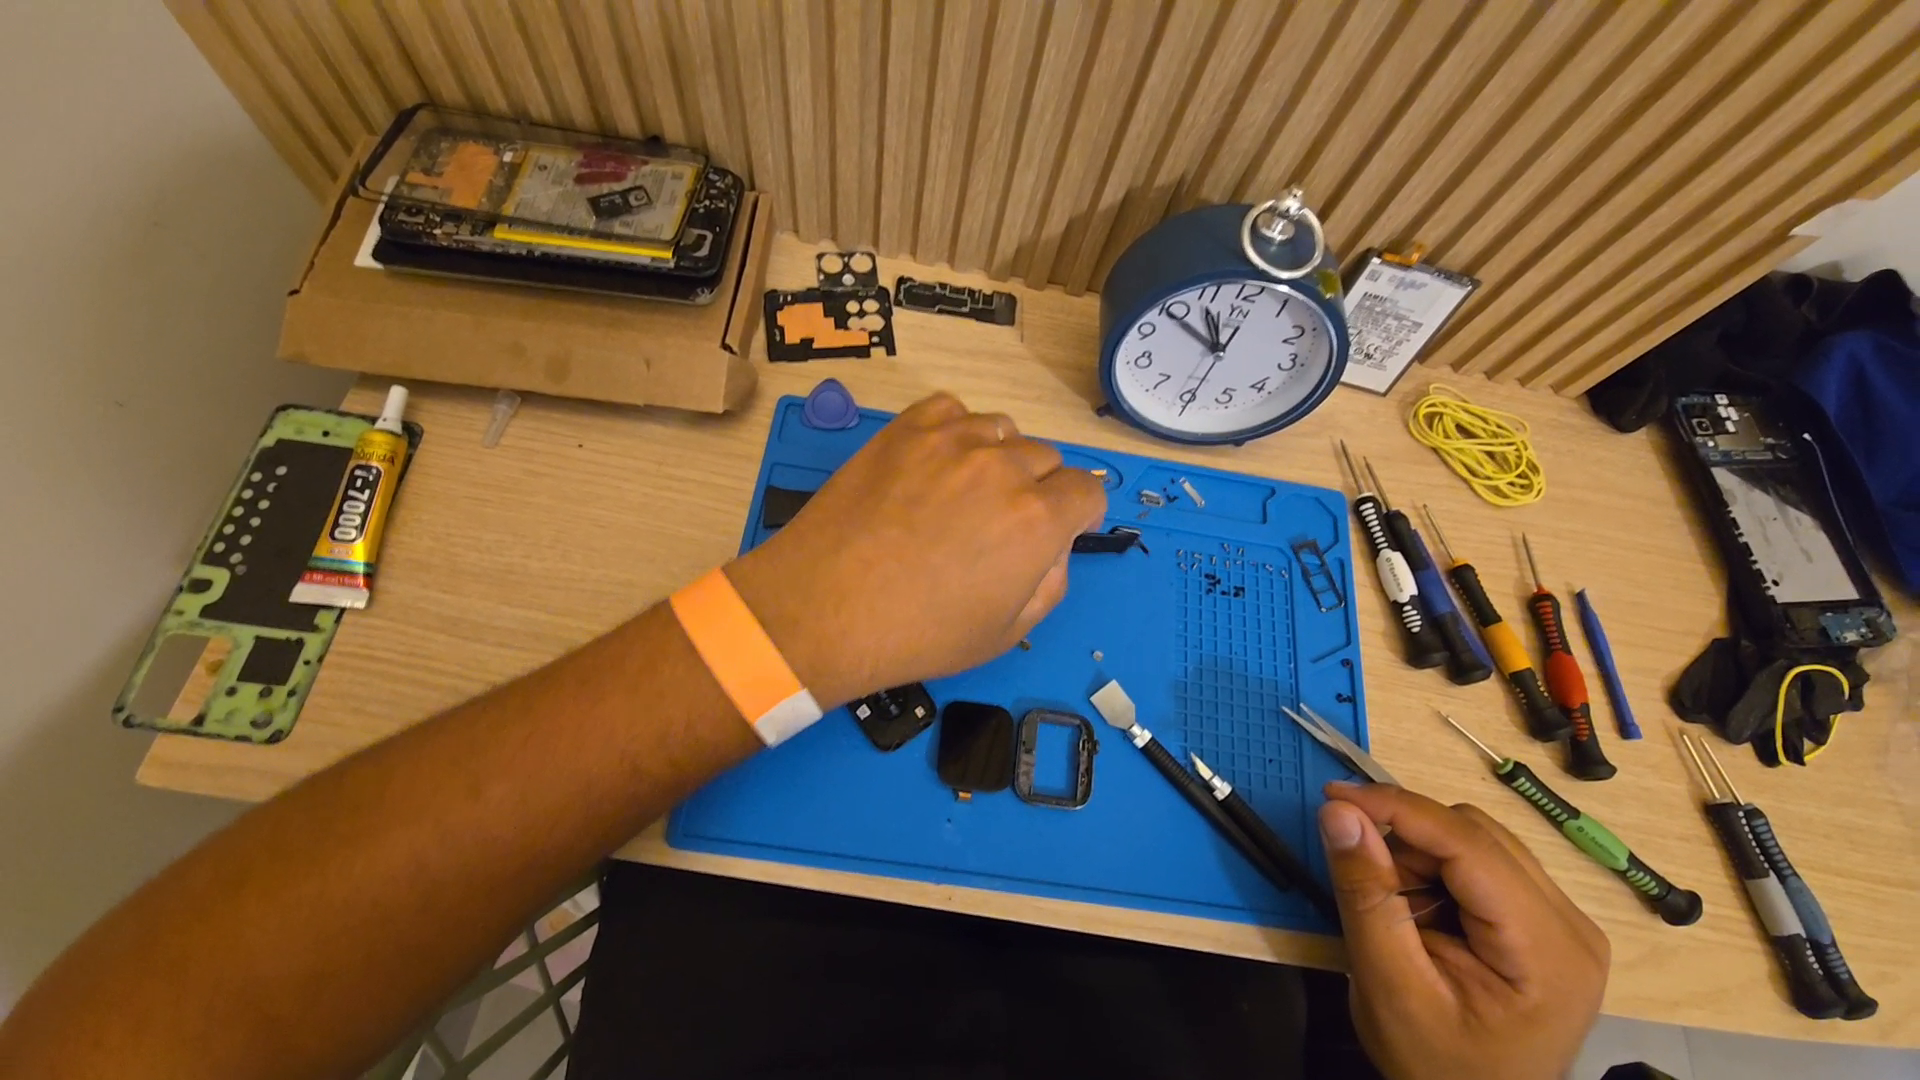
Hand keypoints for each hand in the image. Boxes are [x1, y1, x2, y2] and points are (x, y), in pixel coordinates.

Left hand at [726, 392, 1106, 706]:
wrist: (824, 609)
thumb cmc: (918, 634)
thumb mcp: (1006, 633)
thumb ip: (1051, 582)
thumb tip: (1055, 545)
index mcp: (1037, 520)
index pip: (1088, 490)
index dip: (1078, 513)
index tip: (1059, 530)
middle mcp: (1003, 468)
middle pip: (1046, 458)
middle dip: (1037, 490)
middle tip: (999, 524)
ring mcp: (951, 441)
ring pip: (1002, 431)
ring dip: (998, 457)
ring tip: (965, 490)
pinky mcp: (905, 430)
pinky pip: (952, 410)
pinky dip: (955, 430)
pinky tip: (936, 461)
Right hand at [1319, 783, 1609, 1079]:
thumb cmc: (1435, 1065)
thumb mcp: (1388, 985)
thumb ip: (1366, 894)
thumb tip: (1338, 811)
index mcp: (1546, 949)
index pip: (1469, 844)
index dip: (1397, 807)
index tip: (1333, 795)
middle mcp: (1572, 924)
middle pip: (1475, 834)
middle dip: (1407, 842)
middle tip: (1365, 883)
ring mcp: (1565, 922)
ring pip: (1476, 839)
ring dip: (1419, 855)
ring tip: (1396, 908)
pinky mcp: (1547, 922)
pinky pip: (1482, 861)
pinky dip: (1436, 870)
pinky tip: (1421, 910)